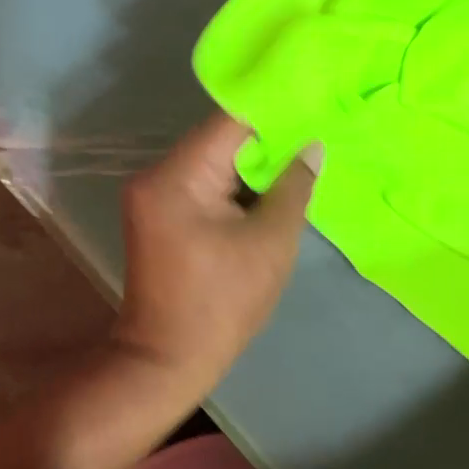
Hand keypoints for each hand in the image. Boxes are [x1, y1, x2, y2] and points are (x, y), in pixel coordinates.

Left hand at [116, 112, 318, 387]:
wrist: (167, 360)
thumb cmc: (223, 302)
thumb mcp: (271, 241)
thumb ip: (294, 186)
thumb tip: (312, 146)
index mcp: (179, 176)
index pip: (232, 122)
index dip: (276, 113)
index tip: (314, 108)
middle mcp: (157, 174)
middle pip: (220, 138)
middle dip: (268, 140)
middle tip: (315, 137)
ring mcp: (153, 194)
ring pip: (214, 160)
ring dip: (253, 164)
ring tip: (300, 162)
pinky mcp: (159, 213)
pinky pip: (204, 182)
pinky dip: (235, 184)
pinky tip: (269, 191)